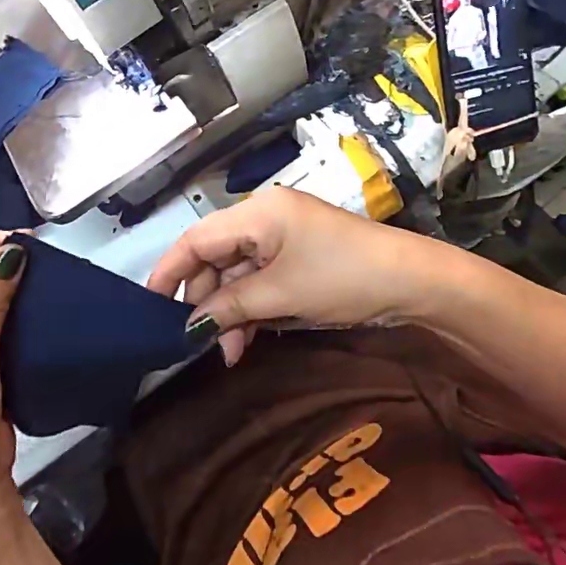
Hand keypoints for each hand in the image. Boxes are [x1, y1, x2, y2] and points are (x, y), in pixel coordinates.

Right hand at [146, 187, 437, 364]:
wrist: (413, 281)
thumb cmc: (343, 277)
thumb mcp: (281, 294)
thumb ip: (229, 307)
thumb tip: (189, 327)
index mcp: (256, 213)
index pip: (196, 238)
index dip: (170, 270)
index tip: (152, 305)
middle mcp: (264, 218)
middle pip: (215, 257)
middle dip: (206, 301)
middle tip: (203, 342)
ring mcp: (282, 237)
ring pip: (236, 273)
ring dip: (230, 311)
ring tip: (230, 351)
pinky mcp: (297, 256)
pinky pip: (260, 279)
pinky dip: (252, 307)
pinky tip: (248, 338)